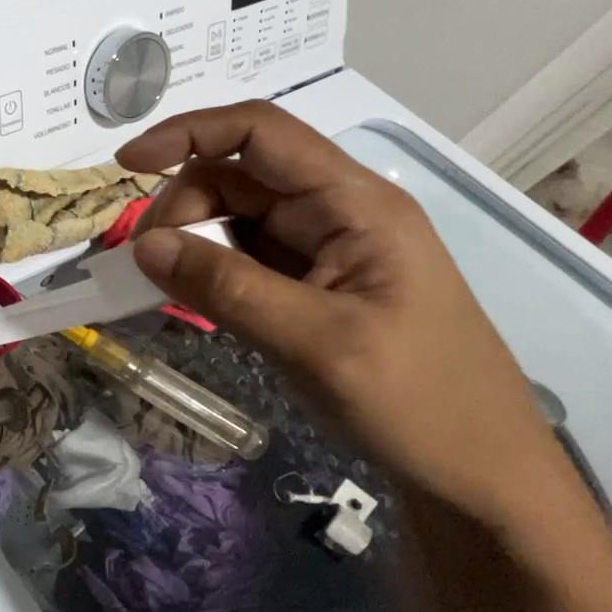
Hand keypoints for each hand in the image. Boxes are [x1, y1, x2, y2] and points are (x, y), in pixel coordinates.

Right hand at [115, 101, 566, 519]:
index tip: (128, 165)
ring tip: (169, 291)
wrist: (484, 480)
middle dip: (182, 207)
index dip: (188, 133)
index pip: (260, 132)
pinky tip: (190, 299)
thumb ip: (225, 286)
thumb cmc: (419, 403)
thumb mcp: (315, 343)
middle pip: (235, 175)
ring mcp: (324, 248)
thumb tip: (144, 246)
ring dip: (189, 241)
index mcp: (355, 204)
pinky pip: (240, 255)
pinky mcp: (310, 283)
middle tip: (153, 266)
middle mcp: (337, 212)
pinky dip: (205, 268)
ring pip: (231, 215)